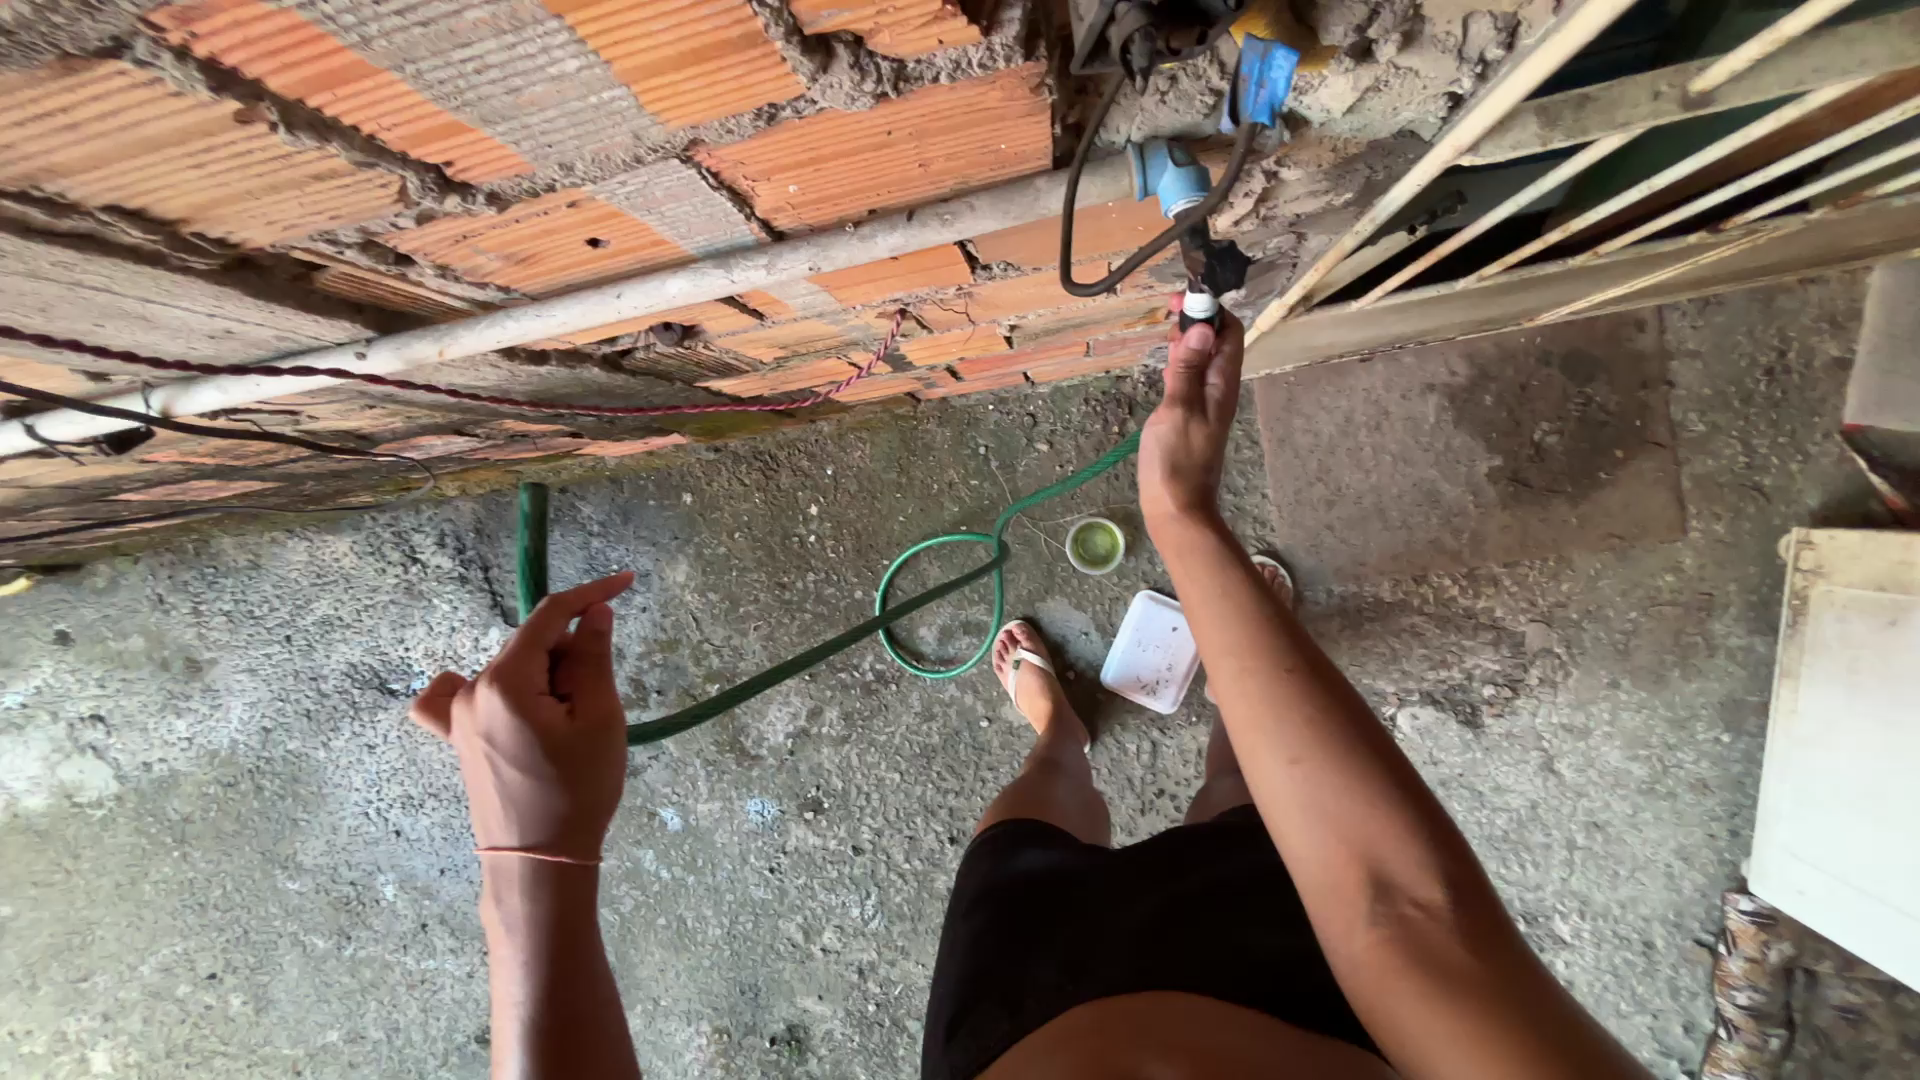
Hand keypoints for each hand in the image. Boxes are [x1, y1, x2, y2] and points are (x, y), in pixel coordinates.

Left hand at [412, 572, 635, 862]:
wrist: (541, 860)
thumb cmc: (579, 788)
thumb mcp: (600, 717)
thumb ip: (592, 656)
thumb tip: (594, 611)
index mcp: (505, 682)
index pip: (550, 617)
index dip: (591, 593)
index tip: (628, 582)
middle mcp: (470, 692)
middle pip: (532, 645)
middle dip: (573, 653)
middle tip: (603, 697)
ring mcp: (456, 719)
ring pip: (510, 668)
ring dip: (547, 675)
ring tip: (573, 717)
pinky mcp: (457, 742)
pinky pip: (458, 697)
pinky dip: (491, 687)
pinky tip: (509, 700)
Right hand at [1139, 302, 1243, 528]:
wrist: (1176, 508)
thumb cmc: (1175, 461)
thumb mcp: (1177, 409)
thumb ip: (1187, 368)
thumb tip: (1202, 326)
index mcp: (1221, 384)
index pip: (1230, 332)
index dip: (1212, 310)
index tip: (1183, 299)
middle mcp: (1218, 389)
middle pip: (1217, 343)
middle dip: (1197, 320)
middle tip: (1167, 309)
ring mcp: (1205, 405)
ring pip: (1202, 360)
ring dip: (1187, 340)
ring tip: (1164, 329)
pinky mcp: (1190, 418)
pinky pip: (1190, 380)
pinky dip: (1179, 363)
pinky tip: (1165, 364)